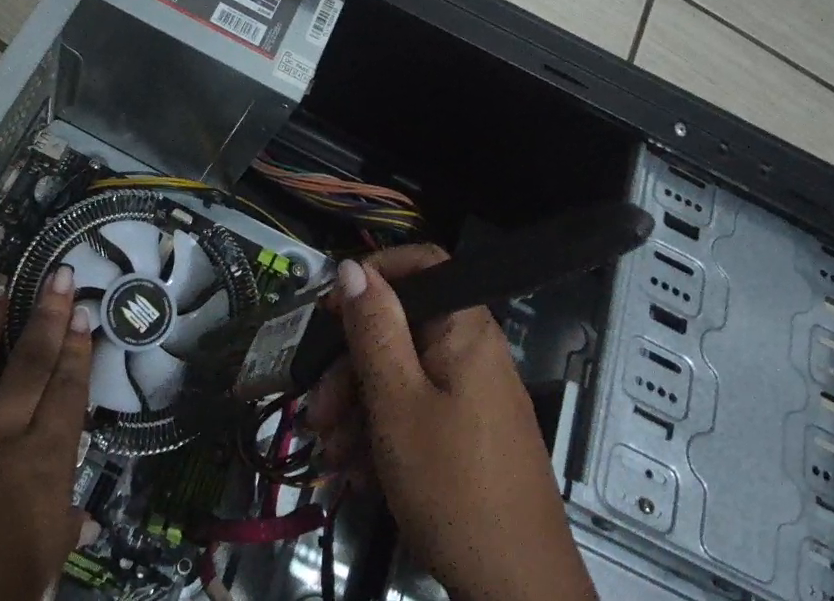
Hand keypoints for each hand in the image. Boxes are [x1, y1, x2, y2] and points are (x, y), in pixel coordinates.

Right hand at [305, 246, 594, 600]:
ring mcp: (471, 398)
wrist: (516, 589)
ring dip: (356, 408)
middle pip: (400, 328)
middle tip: (317, 410)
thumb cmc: (452, 487)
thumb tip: (353, 267)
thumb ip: (373, 330)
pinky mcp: (467, 437)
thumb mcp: (396, 403)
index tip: (330, 312)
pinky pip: (415, 414)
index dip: (375, 275)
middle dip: (349, 365)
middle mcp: (472, 354)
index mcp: (465, 331)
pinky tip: (355, 474)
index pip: (425, 264)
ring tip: (330, 455)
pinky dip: (381, 435)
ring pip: (400, 376)